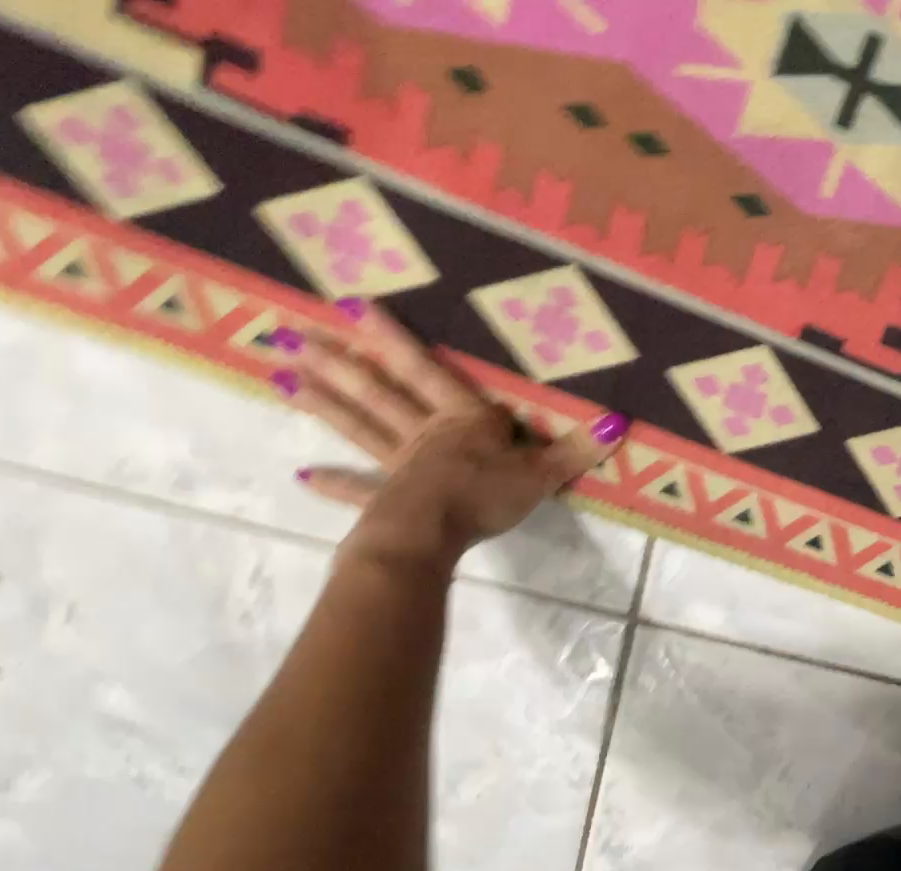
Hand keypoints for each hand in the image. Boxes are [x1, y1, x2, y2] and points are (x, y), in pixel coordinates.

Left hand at [271, 298, 628, 570]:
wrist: (434, 536)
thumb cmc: (486, 496)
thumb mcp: (542, 472)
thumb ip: (575, 449)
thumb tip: (619, 422)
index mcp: (461, 421)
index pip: (425, 370)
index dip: (393, 338)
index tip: (350, 304)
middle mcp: (424, 435)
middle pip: (379, 394)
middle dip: (340, 364)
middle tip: (290, 335)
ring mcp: (400, 467)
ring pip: (360, 428)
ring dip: (324, 404)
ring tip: (281, 376)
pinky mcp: (388, 501)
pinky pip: (360, 489)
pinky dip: (336, 483)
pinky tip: (304, 476)